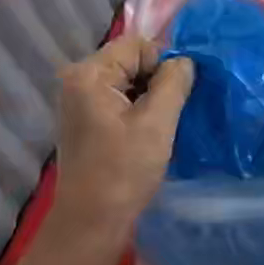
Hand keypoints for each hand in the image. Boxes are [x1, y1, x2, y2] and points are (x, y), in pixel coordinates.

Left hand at [54, 34, 193, 228]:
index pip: (137, 45)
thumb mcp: (157, 123)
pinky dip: (139, 113)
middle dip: (158, 82)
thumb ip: (174, 83)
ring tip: (164, 127)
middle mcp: (78, 81)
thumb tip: (185, 61)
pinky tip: (150, 136)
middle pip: (130, 62)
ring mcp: (80, 103)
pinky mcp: (86, 123)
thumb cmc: (124, 171)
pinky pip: (120, 103)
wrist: (92, 220)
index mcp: (88, 74)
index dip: (165, 64)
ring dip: (151, 100)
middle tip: (175, 113)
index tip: (180, 96)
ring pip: (128, 84)